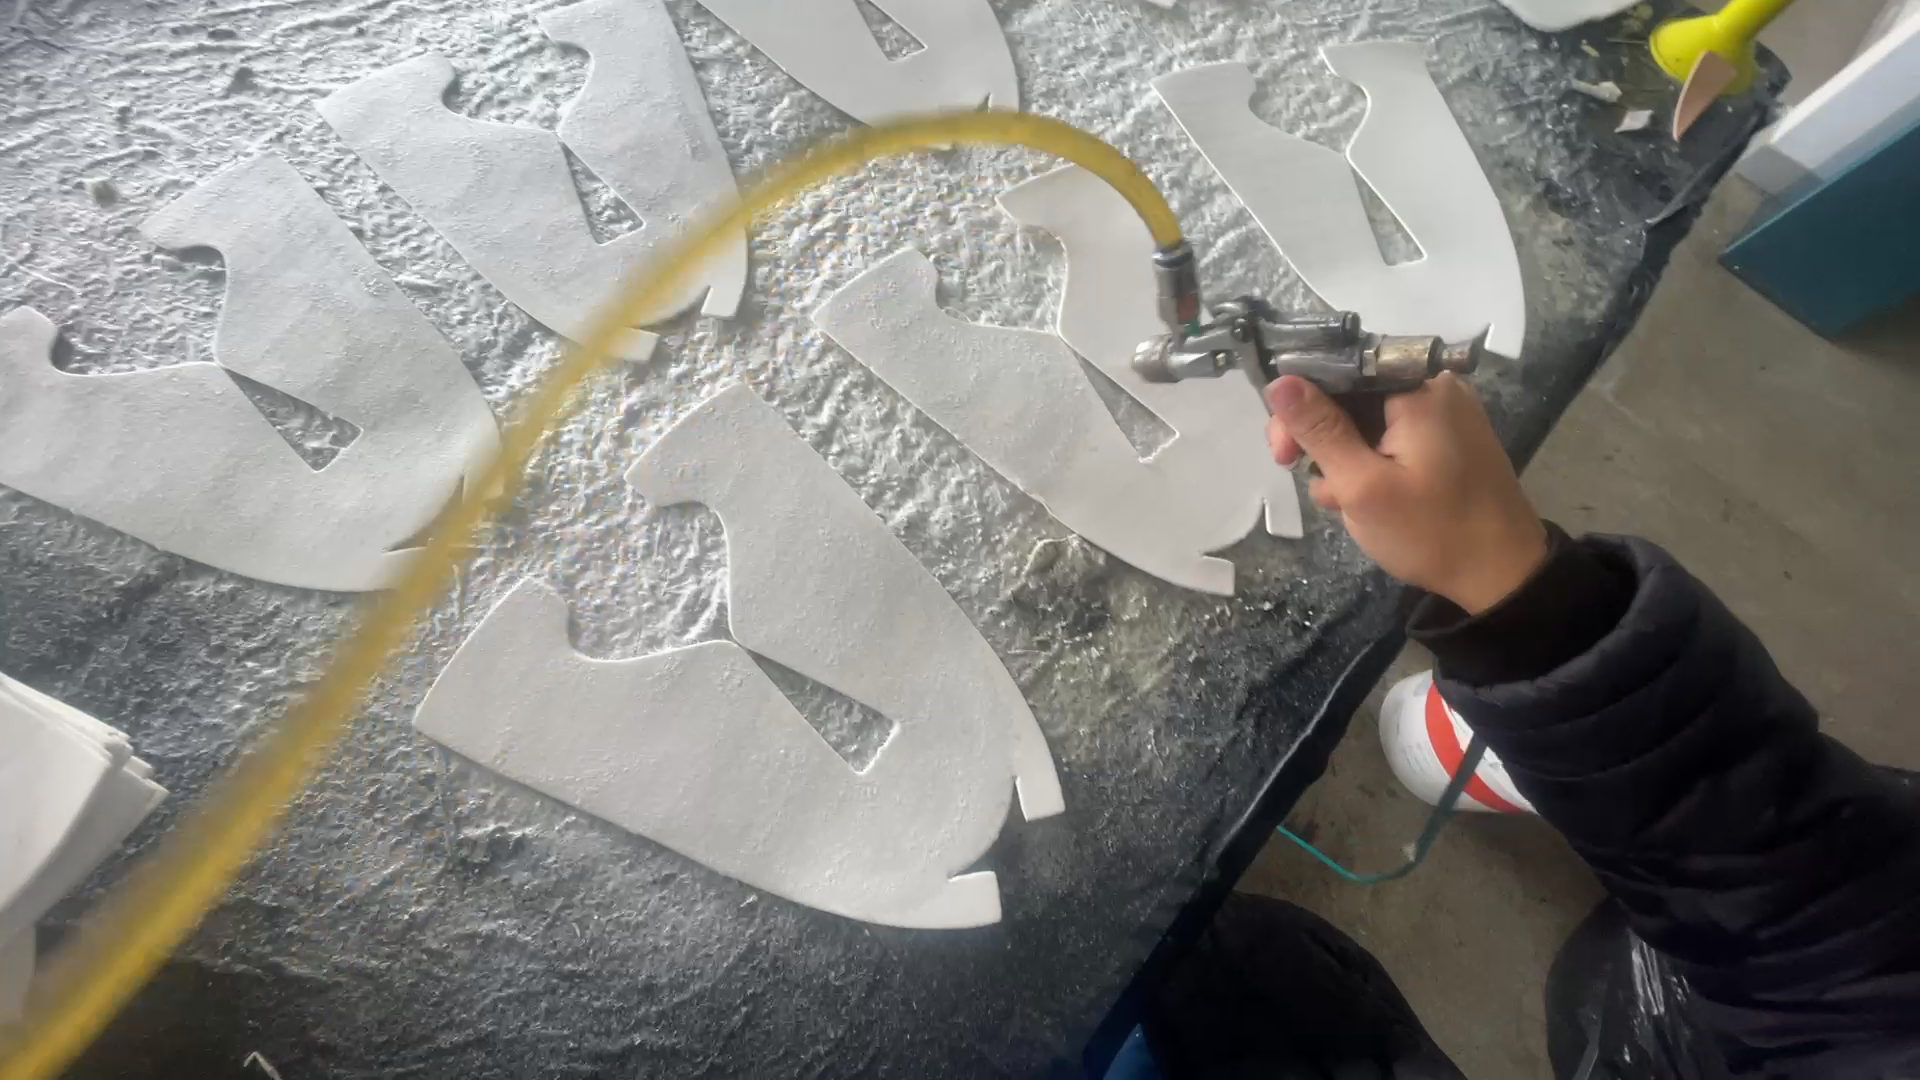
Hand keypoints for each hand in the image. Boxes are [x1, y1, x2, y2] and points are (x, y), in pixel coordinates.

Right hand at [1265, 373, 1547, 614]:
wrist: (1502, 575)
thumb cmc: (1431, 531)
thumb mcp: (1361, 484)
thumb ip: (1319, 430)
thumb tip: (1279, 382)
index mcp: (1418, 389)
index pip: (1338, 370)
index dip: (1299, 403)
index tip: (1282, 450)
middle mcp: (1433, 389)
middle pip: (1348, 394)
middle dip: (1315, 435)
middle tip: (1294, 471)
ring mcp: (1441, 416)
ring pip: (1361, 419)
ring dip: (1337, 456)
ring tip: (1339, 498)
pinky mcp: (1442, 441)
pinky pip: (1385, 436)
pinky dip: (1364, 462)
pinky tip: (1358, 496)